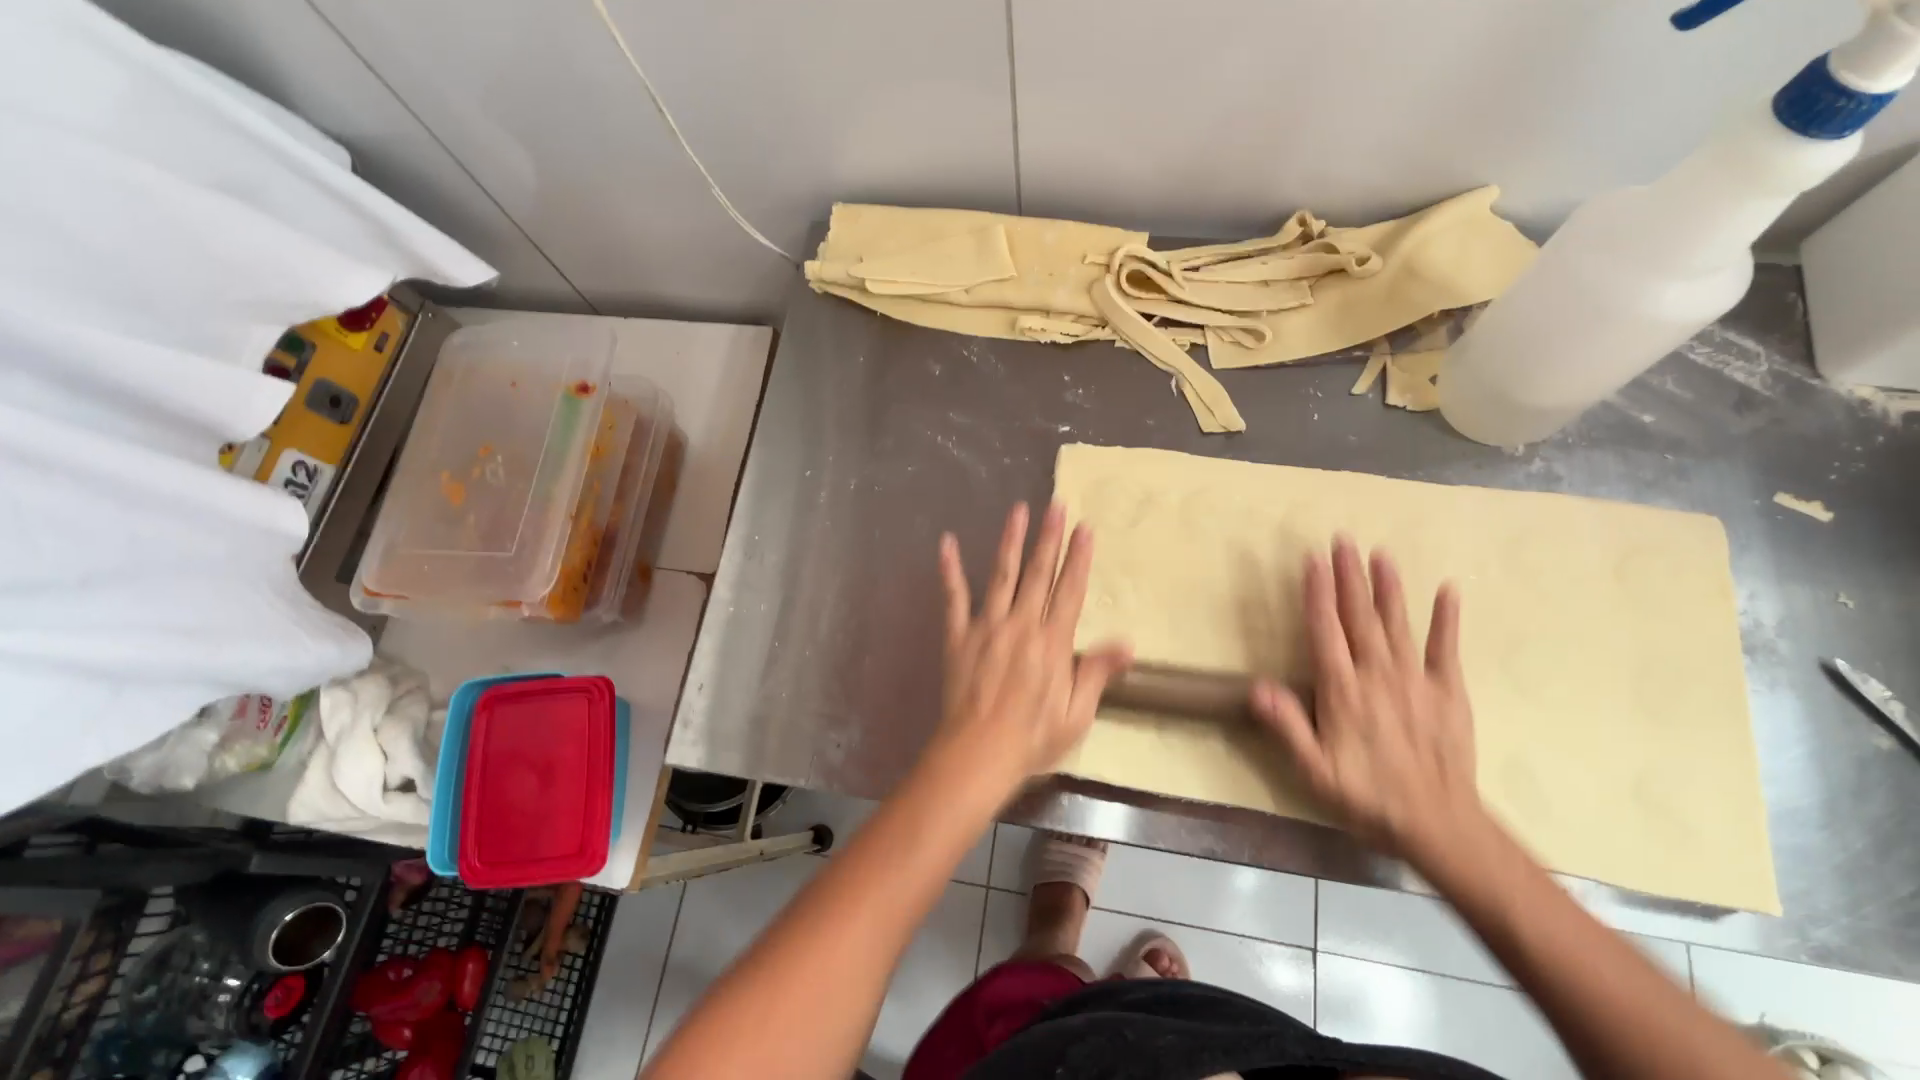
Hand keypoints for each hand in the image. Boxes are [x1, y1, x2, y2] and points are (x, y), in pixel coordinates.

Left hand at [932, 503, 1131, 790]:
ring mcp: (987, 628)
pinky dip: (950, 570)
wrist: (978, 754)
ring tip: (1018, 509)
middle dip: (1049, 537)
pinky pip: (953, 598)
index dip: (1079, 559)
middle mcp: (1021, 625)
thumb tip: (1127, 644)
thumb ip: (1096, 673)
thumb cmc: (1033, 739)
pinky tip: (947, 543)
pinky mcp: (958, 637)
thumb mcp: (1077, 714)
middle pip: (1039, 574)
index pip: (1070, 591)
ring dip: (1011, 541)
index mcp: (1053, 643)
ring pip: (1002, 576)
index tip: (1085, 528)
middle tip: (1057, 504)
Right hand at [1251, 536, 1482, 864]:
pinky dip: (1446, 618)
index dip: (1316, 593)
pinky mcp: (1448, 691)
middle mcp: (1377, 675)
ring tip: (1379, 553)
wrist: (1437, 822)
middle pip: (1359, 617)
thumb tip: (1258, 686)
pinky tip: (1447, 590)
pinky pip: (1445, 648)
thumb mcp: (1314, 770)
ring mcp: (1415, 680)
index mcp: (1342, 691)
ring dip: (1387, 586)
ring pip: (1397, 623)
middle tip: (1342, 540)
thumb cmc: (1366, 797)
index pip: (1325, 631)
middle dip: (1349, 577)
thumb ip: (1288, 726)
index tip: (1311, 560)